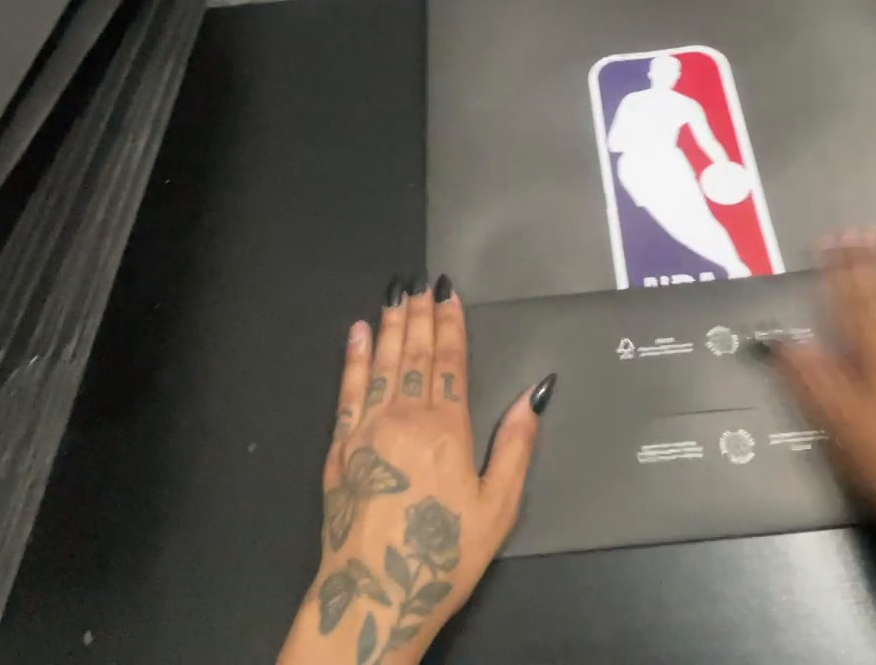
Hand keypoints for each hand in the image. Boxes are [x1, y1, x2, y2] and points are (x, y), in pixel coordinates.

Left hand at [278, 275, 552, 664]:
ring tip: (396, 293)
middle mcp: (405, 416)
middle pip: (416, 353)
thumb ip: (515, 445)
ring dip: (391, 324)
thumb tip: (535, 392)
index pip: (450, 361)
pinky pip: (348, 389)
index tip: (449, 293)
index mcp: (446, 427)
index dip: (451, 323)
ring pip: (383, 362)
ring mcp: (368, 427)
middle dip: (421, 314)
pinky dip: (354, 357)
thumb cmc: (443, 553)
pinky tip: (359, 332)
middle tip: (421, 281)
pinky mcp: (340, 445)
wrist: (374, 593)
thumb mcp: (497, 506)